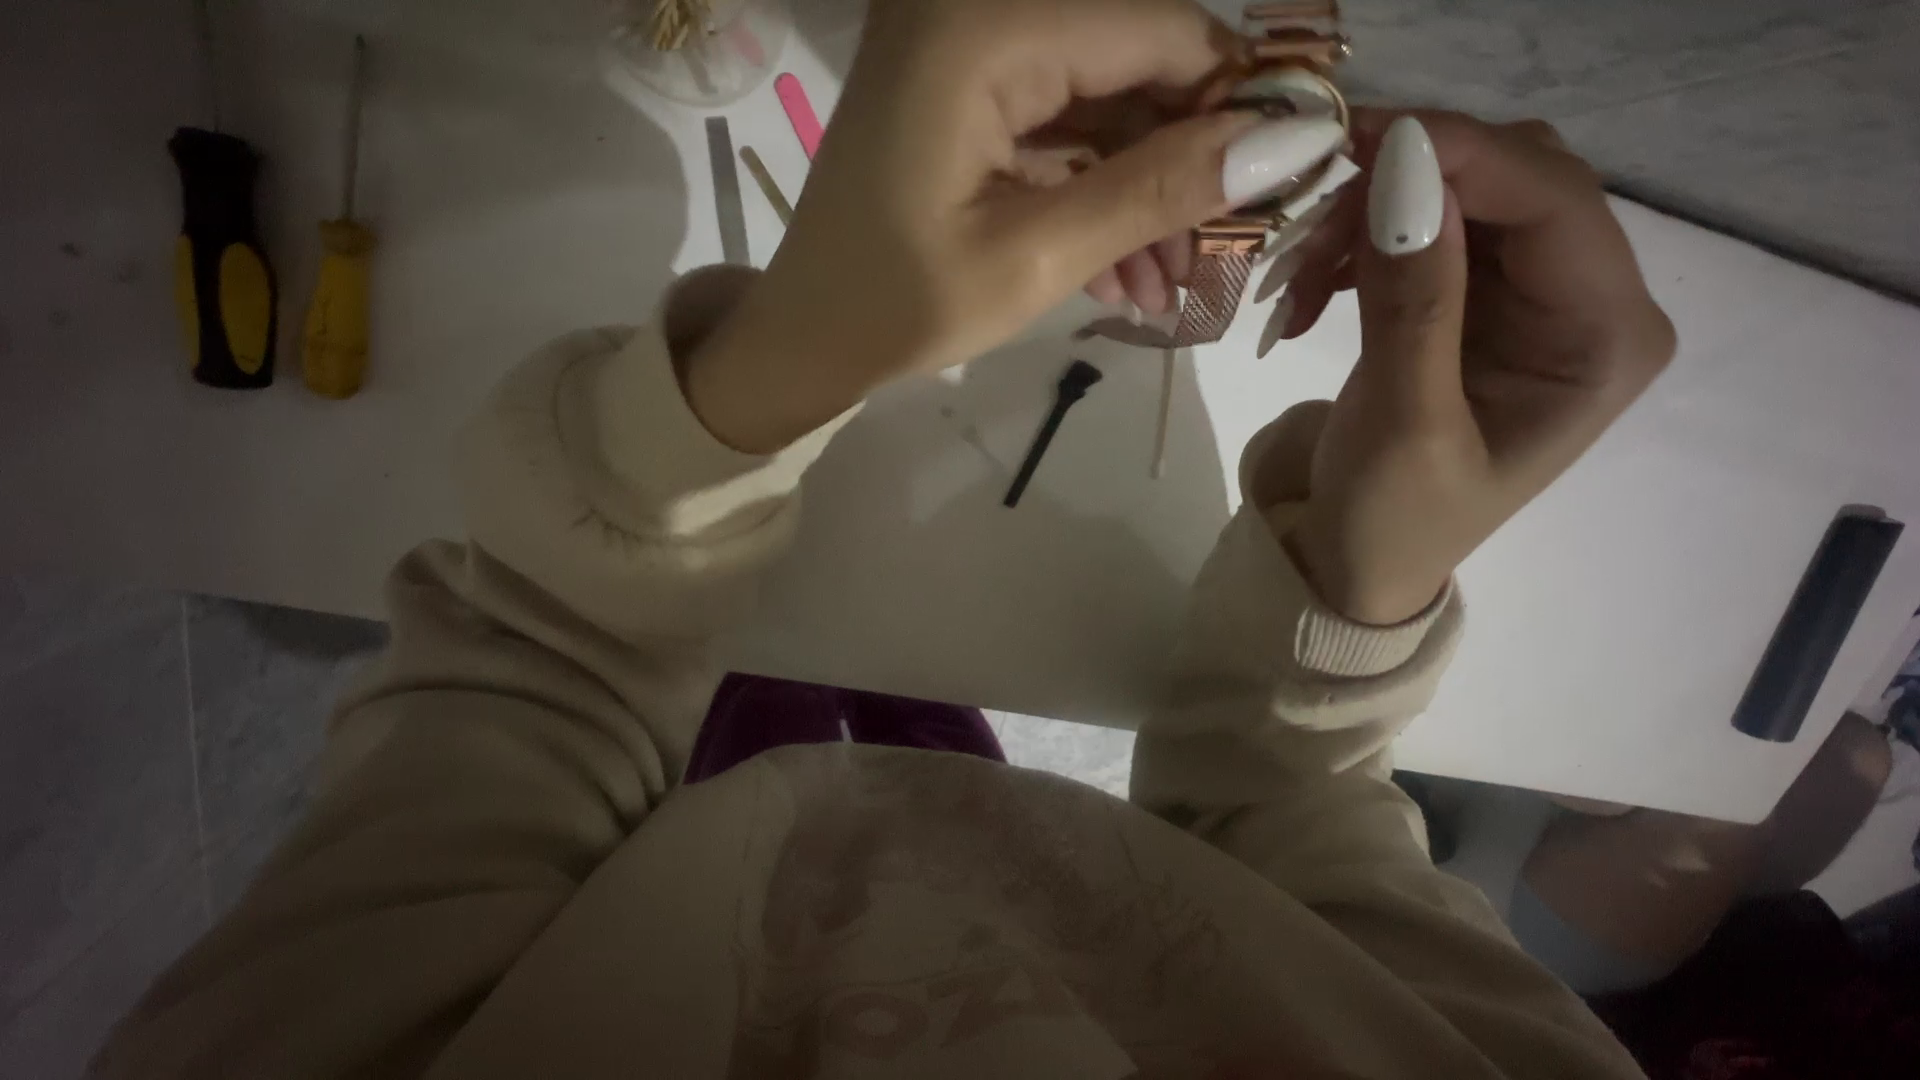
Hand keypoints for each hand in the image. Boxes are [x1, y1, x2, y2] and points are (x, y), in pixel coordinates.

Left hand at [683, 0, 1340, 452]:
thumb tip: (1287, 142)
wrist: (806, 337)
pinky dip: (1095, 192)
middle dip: (1186, 158)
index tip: (1282, 177)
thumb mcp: (1036, 257)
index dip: (1235, 99)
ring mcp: (963, 52)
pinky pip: (1056, 129)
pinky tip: (1126, 269)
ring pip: (1100, 103)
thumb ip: (1158, 190)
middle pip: (1132, 60)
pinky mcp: (960, 96)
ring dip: (1144, 190)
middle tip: (1226, 248)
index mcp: (985, 30)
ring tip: (1175, 284)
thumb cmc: (902, 307)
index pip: (1159, 29)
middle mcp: (973, 10)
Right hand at [1255, 111, 1675, 624]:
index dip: (1462, 157)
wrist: (1356, 563)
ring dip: (1367, 220)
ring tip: (1295, 280)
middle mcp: (1585, 302)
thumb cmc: (1392, 520)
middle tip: (1307, 220)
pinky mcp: (1469, 305)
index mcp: (1605, 340)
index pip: (1555, 204)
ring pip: (1457, 200)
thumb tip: (1400, 169)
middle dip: (1404, 189)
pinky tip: (1309, 291)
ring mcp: (1526, 300)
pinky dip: (1357, 248)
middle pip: (1511, 185)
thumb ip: (1414, 298)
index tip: (1358, 143)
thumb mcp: (1403, 421)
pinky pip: (1419, 237)